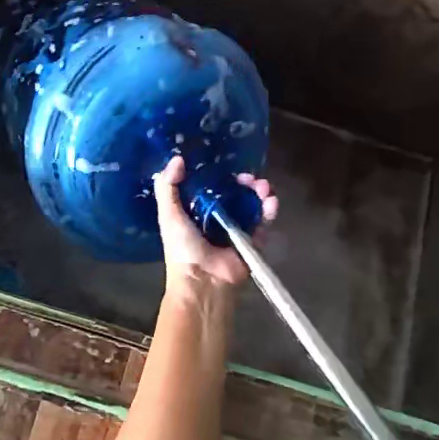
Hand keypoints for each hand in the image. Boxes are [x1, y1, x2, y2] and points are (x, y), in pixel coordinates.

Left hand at [152, 156, 277, 289]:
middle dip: (245, 184)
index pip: (212, 188)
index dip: (221, 176)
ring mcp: (237, 231)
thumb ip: (168, 186)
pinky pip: (263, 223)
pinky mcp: (252, 243)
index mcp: (196, 213)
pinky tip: (271, 202)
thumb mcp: (168, 214)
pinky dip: (269, 211)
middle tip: (250, 178)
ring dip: (259, 193)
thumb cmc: (182, 248)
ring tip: (263, 187)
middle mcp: (217, 220)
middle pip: (236, 195)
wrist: (202, 281)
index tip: (228, 166)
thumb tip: (177, 158)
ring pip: (252, 205)